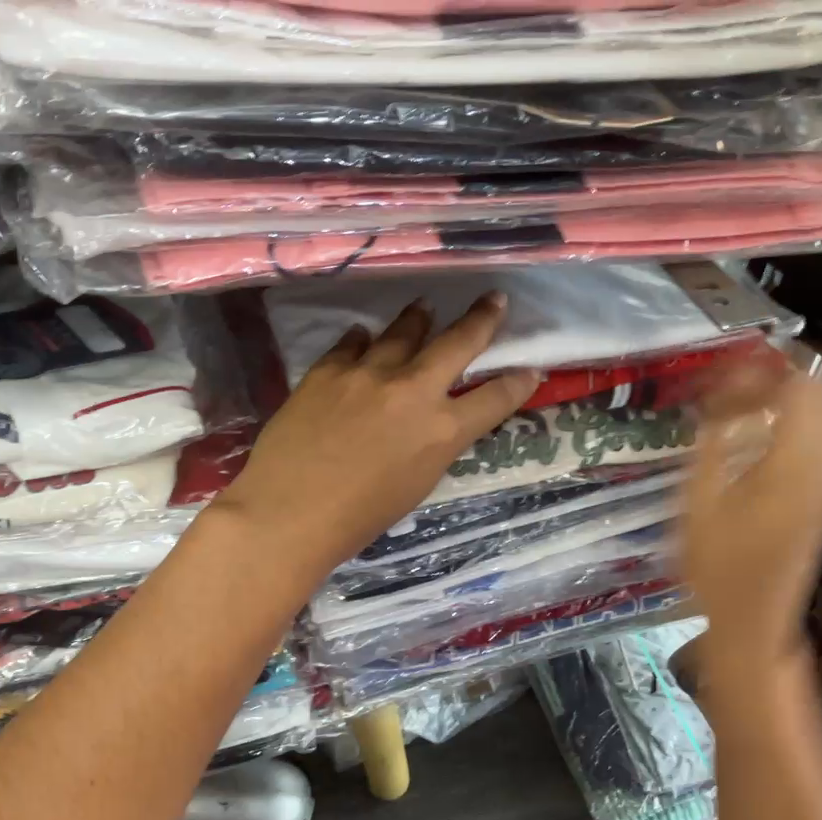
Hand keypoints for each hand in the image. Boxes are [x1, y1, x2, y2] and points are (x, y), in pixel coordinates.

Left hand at [211, 293, 539, 580]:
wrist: (290, 512)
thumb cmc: (359, 519)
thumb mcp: (416, 485)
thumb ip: (433, 446)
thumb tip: (435, 423)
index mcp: (442, 431)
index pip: (495, 400)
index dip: (518, 383)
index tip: (531, 370)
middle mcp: (413, 391)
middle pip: (458, 344)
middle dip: (482, 319)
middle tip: (495, 299)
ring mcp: (368, 373)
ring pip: (404, 332)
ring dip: (419, 319)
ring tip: (425, 308)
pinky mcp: (328, 369)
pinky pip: (353, 344)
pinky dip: (363, 341)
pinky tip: (362, 337)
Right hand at [680, 365, 821, 662]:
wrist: (755, 622)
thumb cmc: (717, 567)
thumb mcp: (698, 502)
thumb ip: (711, 441)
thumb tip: (717, 399)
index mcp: (792, 464)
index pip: (799, 387)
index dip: (764, 371)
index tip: (726, 378)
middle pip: (820, 395)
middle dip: (778, 380)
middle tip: (735, 389)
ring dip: (792, 401)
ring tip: (750, 406)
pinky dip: (802, 425)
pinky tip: (769, 436)